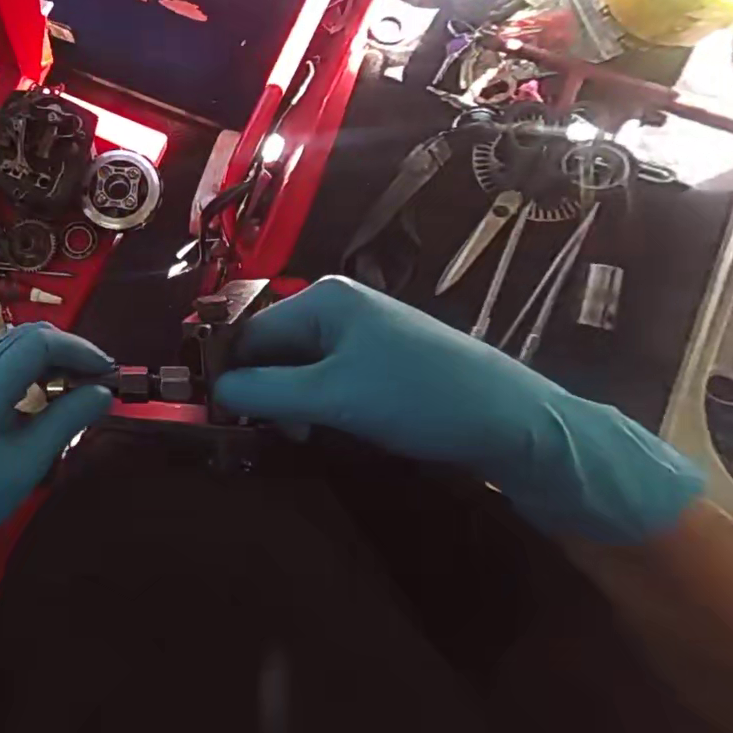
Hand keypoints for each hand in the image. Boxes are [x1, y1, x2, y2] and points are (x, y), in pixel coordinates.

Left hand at [0, 323, 114, 590]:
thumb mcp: (30, 458)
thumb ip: (68, 418)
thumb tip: (105, 393)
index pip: (41, 341)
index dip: (80, 350)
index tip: (109, 373)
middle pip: (31, 336)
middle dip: (71, 351)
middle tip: (100, 380)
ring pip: (21, 344)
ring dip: (55, 358)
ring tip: (83, 387)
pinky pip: (9, 359)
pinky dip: (36, 367)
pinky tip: (53, 392)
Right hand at [211, 278, 701, 542]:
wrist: (519, 424)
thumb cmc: (419, 398)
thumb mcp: (331, 397)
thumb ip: (262, 392)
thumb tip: (212, 394)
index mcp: (322, 299)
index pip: (250, 334)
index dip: (233, 374)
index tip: (224, 418)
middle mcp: (336, 304)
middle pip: (273, 348)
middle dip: (267, 391)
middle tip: (275, 432)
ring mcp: (361, 329)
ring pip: (298, 365)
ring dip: (291, 401)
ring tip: (305, 433)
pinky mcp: (379, 356)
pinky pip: (327, 374)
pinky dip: (318, 401)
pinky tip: (329, 425)